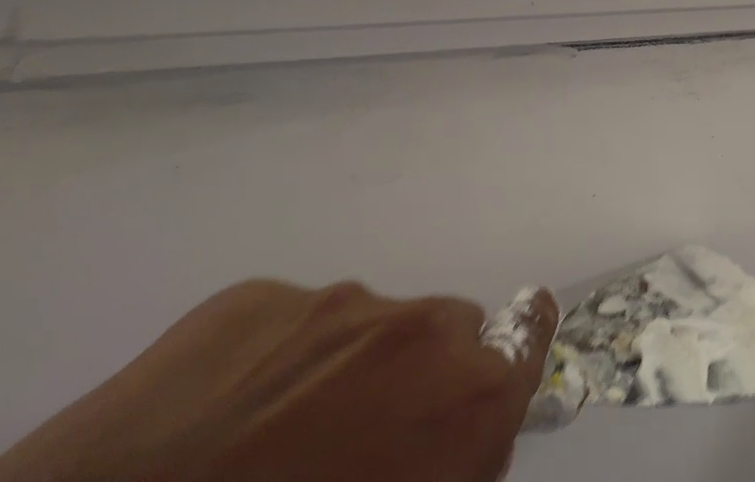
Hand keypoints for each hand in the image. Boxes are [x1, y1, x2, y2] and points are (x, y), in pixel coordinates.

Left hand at [0, 279, 558, 481]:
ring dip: (346, 363)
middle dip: (419, 371)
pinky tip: (223, 412)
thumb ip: (460, 458)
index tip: (498, 359)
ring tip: (271, 430)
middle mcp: (422, 328)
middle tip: (356, 433)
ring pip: (368, 322)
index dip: (521, 342)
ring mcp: (337, 303)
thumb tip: (462, 429)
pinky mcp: (255, 296)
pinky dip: (276, 355)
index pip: (531, 332)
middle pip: (448, 330)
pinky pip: (291, 320)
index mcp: (471, 390)